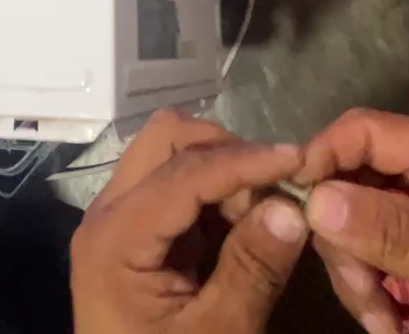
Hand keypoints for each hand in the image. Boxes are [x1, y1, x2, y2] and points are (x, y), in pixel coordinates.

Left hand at [71, 109, 309, 333]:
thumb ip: (252, 268)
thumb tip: (292, 203)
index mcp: (115, 236)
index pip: (183, 173)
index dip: (244, 161)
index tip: (300, 158)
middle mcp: (107, 210)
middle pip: (165, 140)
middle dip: (225, 150)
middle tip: (277, 186)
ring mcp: (119, 217)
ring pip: (169, 153)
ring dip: (221, 166)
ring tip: (266, 206)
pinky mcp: (136, 230)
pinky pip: (175, 183)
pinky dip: (214, 189)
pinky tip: (247, 217)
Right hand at [298, 109, 408, 333]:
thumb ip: (398, 233)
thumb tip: (313, 197)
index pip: (369, 131)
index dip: (324, 154)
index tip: (293, 202)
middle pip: (356, 180)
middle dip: (346, 236)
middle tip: (365, 295)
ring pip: (359, 226)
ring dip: (360, 275)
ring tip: (388, 325)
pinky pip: (379, 262)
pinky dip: (377, 295)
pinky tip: (399, 328)